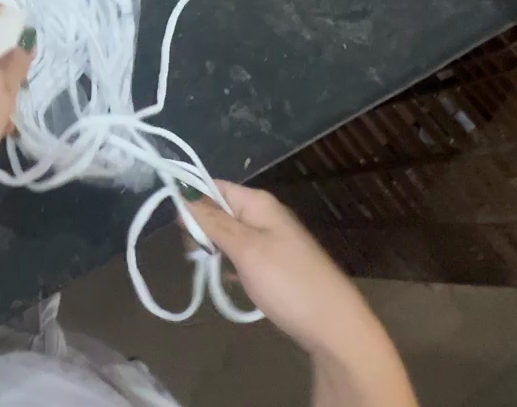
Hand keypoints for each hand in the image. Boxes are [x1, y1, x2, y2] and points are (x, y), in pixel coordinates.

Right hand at [186, 181, 384, 361]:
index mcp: (257, 202)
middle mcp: (264, 215)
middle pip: (218, 210)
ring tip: (213, 271)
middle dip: (202, 229)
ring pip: (228, 235)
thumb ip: (210, 220)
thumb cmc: (288, 282)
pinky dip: (231, 265)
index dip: (191, 200)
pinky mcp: (275, 264)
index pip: (212, 186)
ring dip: (215, 250)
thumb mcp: (244, 248)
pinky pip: (242, 254)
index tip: (179, 227)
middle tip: (198, 255)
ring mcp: (271, 240)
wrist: (337, 330)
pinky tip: (230, 282)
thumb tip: (181, 194)